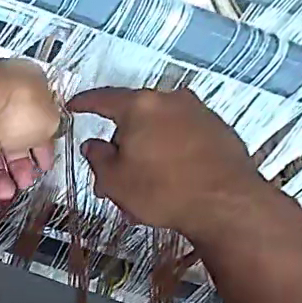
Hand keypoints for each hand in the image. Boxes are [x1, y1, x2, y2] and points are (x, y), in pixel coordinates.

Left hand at [0, 57, 59, 201]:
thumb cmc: (10, 105)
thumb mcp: (50, 119)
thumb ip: (53, 128)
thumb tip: (52, 133)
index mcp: (24, 83)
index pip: (38, 117)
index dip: (43, 143)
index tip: (44, 162)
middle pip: (11, 138)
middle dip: (20, 166)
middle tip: (24, 180)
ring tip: (4, 190)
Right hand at [69, 86, 279, 240]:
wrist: (226, 203)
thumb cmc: (165, 191)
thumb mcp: (114, 180)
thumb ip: (98, 158)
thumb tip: (94, 146)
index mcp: (140, 107)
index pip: (103, 99)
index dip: (84, 104)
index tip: (75, 105)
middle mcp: (171, 101)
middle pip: (134, 115)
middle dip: (120, 141)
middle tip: (110, 170)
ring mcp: (198, 113)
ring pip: (158, 127)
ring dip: (145, 149)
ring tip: (139, 183)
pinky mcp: (218, 130)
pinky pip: (181, 136)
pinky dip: (168, 152)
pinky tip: (166, 179)